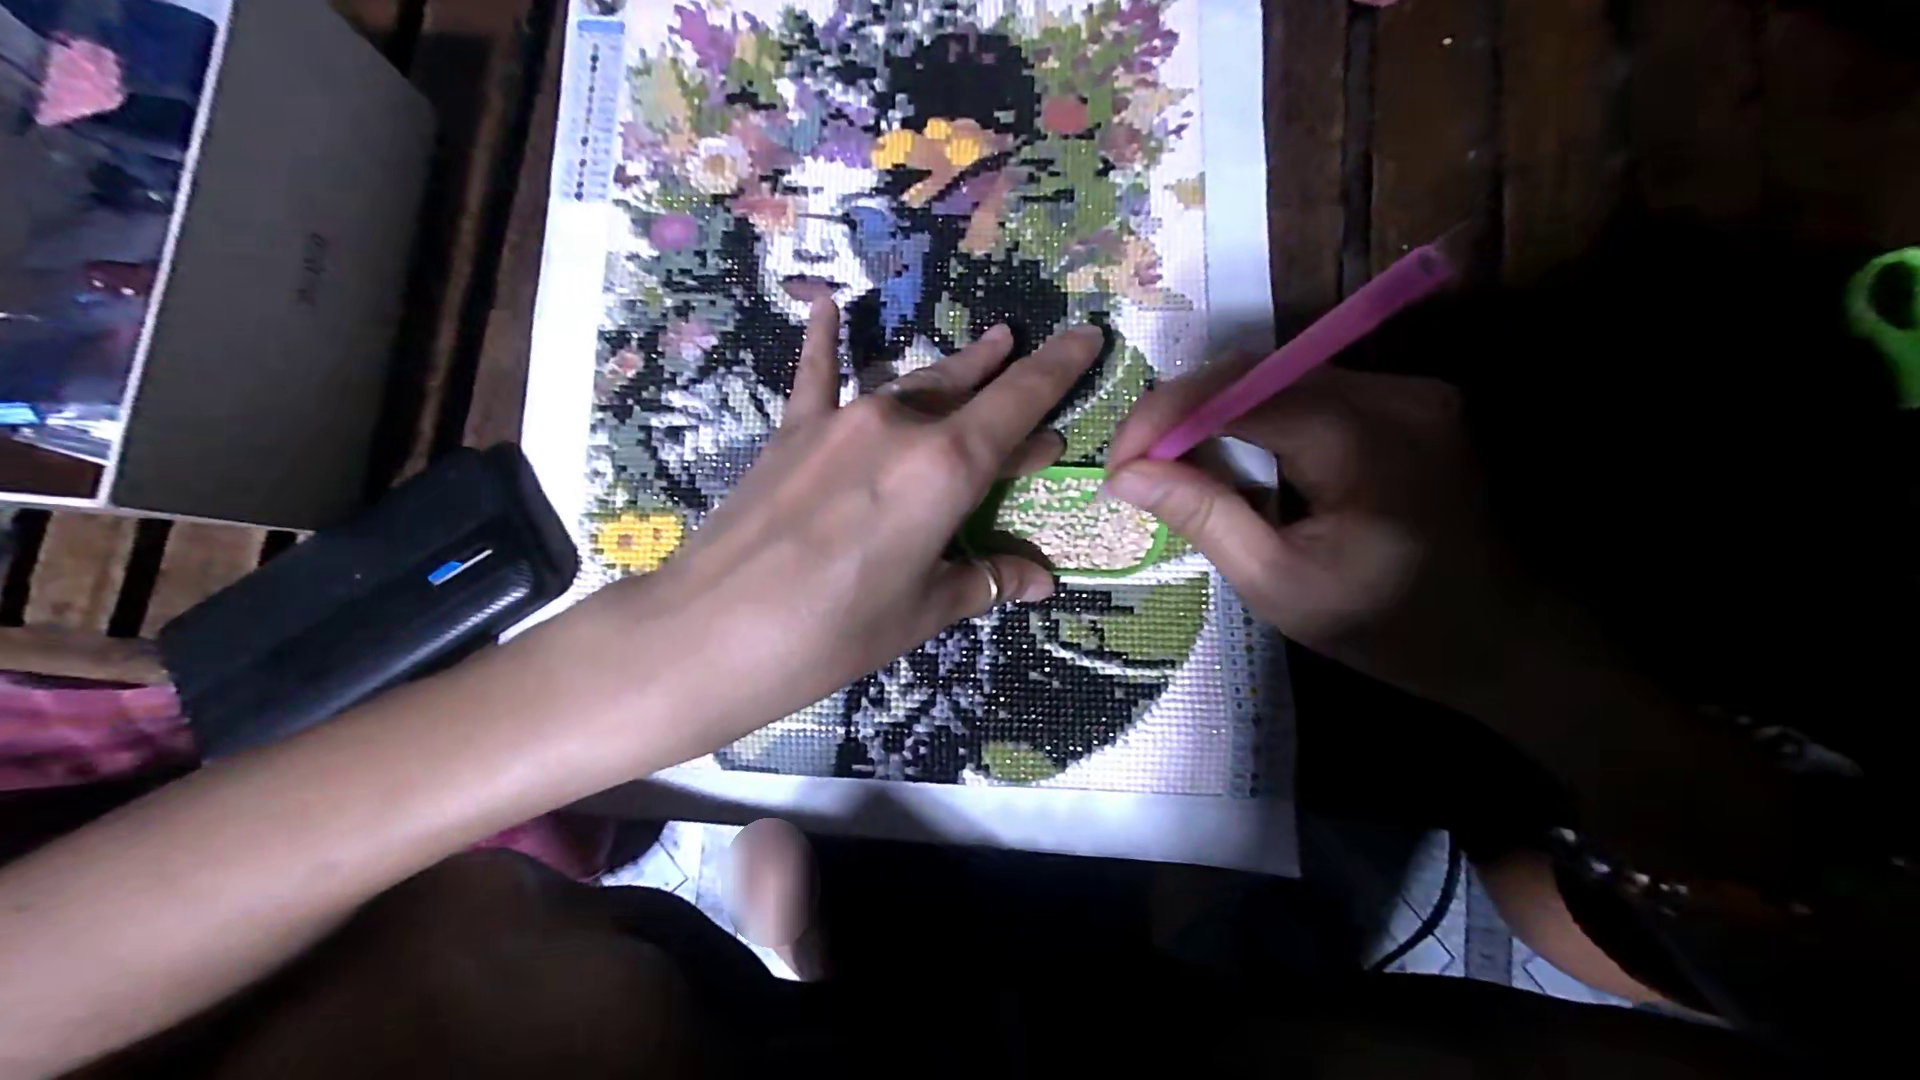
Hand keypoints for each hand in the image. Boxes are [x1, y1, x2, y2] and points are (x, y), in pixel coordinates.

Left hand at [603, 300, 1100, 756]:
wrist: (712, 630)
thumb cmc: (836, 631)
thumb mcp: (924, 609)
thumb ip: (986, 580)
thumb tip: (1042, 581)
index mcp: (946, 467)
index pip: (1020, 403)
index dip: (1059, 369)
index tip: (1086, 337)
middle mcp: (899, 425)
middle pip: (969, 392)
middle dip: (1010, 382)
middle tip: (1035, 369)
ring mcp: (840, 421)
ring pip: (913, 384)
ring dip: (955, 370)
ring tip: (987, 347)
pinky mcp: (792, 432)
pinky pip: (815, 377)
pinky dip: (824, 343)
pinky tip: (825, 307)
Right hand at [1104, 361, 1545, 707]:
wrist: (1494, 637)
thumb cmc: (1381, 624)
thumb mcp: (1276, 583)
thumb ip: (1202, 516)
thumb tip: (1125, 474)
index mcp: (1362, 440)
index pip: (1238, 392)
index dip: (1163, 415)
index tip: (1116, 463)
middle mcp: (1389, 393)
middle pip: (1254, 372)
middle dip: (1180, 412)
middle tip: (1136, 464)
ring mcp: (1403, 390)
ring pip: (1274, 377)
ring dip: (1211, 413)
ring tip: (1171, 462)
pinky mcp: (1403, 401)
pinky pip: (1304, 392)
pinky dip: (1251, 418)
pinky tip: (1230, 456)